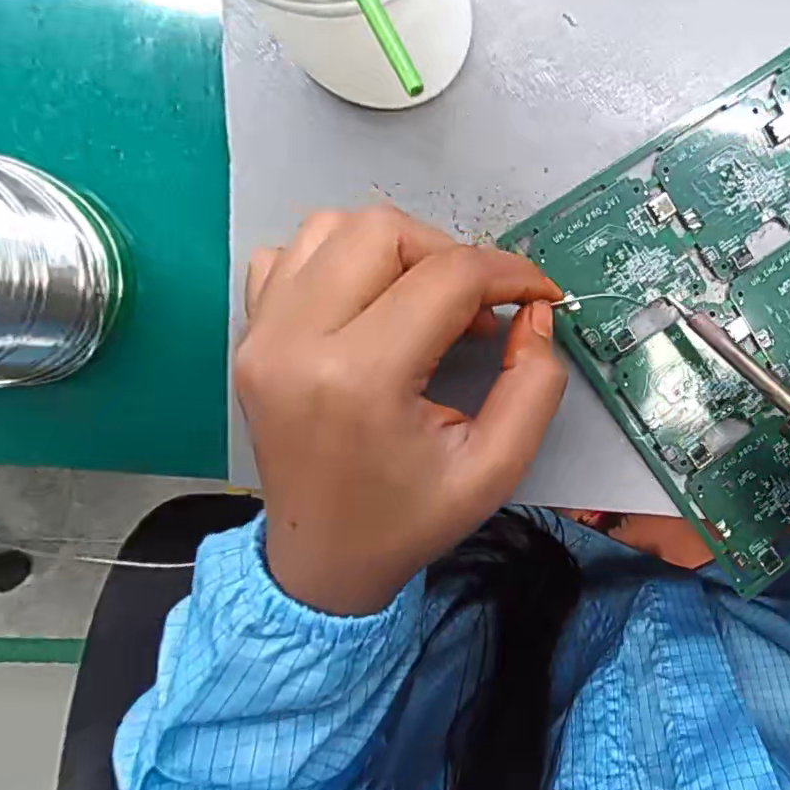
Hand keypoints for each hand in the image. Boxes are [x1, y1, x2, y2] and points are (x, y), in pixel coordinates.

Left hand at [235, 205, 566, 614]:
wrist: (325, 561)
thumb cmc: (412, 520)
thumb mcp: (496, 468)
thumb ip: (535, 386)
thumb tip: (534, 314)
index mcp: (360, 379)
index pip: (447, 278)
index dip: (510, 274)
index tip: (539, 296)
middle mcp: (296, 340)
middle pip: (383, 230)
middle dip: (452, 254)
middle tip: (479, 307)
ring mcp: (261, 334)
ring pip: (333, 228)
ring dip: (398, 250)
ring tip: (429, 302)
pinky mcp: (250, 337)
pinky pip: (289, 255)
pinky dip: (339, 260)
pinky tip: (370, 305)